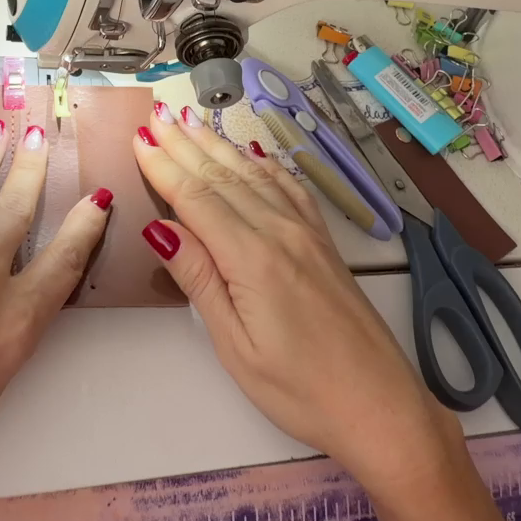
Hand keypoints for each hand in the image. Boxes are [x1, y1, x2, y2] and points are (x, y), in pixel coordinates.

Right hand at [135, 103, 508, 520]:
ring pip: (254, 174)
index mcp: (252, 256)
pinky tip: (253, 152)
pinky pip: (288, 187)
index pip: (196, 197)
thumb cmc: (301, 390)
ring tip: (191, 121)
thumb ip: (199, 279)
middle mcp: (280, 230)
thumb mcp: (236, 345)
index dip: (164, 166)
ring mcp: (306, 231)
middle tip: (156, 116)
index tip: (139, 137)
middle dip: (184, 144)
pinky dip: (264, 164)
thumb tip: (160, 228)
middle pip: (222, 176)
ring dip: (218, 145)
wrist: (381, 405)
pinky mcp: (323, 241)